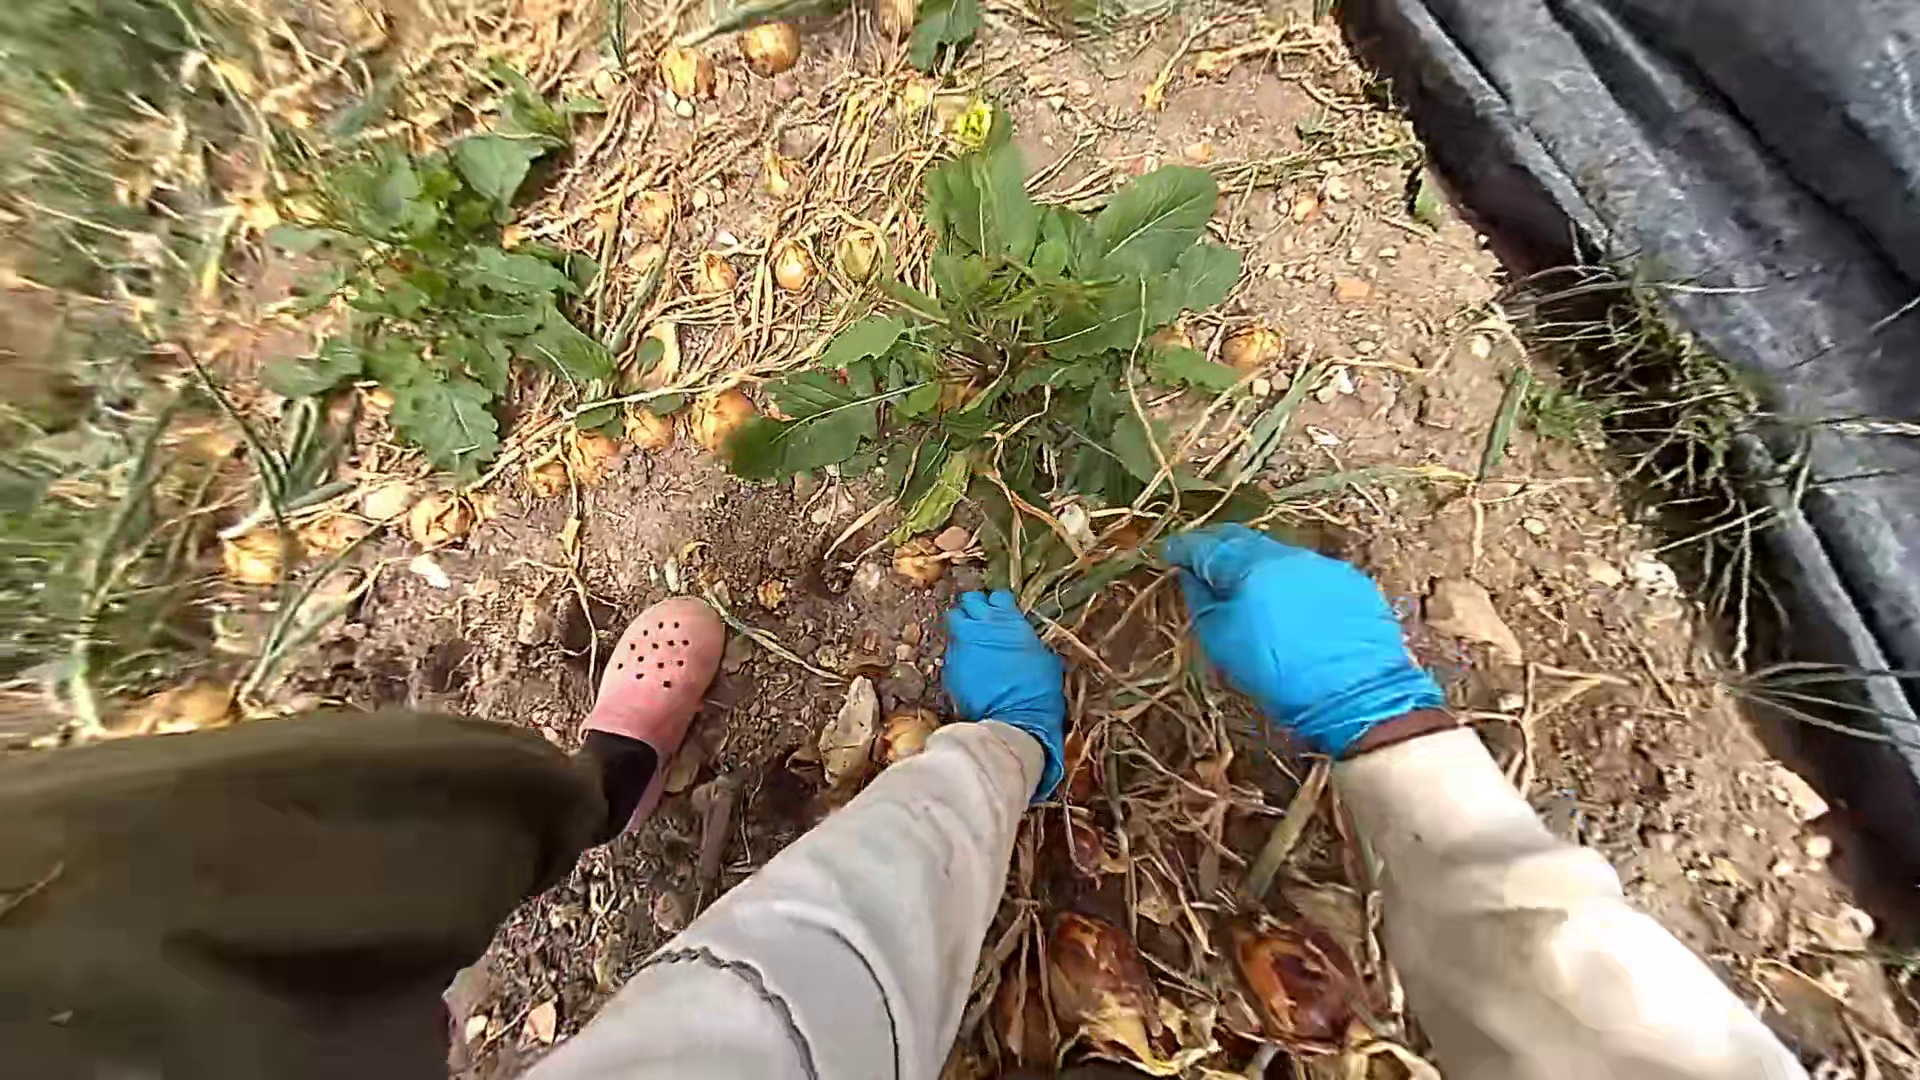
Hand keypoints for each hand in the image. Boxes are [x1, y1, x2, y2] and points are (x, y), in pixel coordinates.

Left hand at [942, 590, 1066, 800]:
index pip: (998, 596)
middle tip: (979, 621)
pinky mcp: (949, 664)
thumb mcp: (1044, 657)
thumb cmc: (1038, 690)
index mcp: (1008, 619)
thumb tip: (1024, 640)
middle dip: (972, 608)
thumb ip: (1027, 640)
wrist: (1015, 719)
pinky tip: (967, 667)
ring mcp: (962, 643)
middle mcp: (981, 625)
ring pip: (952, 620)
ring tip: (969, 642)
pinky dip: (957, 654)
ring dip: (960, 627)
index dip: (998, 604)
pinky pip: (949, 650)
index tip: (1000, 612)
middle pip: (969, 601)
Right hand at [1163, 524, 1441, 756]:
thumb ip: (1201, 600)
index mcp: (1251, 567)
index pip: (1206, 546)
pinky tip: (1276, 596)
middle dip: (1213, 546)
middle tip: (1195, 558)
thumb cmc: (1276, 673)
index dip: (1182, 548)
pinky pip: (1302, 569)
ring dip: (1248, 560)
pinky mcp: (1348, 581)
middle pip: (1241, 538)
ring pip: (1272, 551)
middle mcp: (1287, 556)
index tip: (1168, 554)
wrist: (1358, 697)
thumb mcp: (1221, 641)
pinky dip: (1280, 575)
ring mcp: (1321, 565)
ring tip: (1234, 577)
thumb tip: (1189, 575)